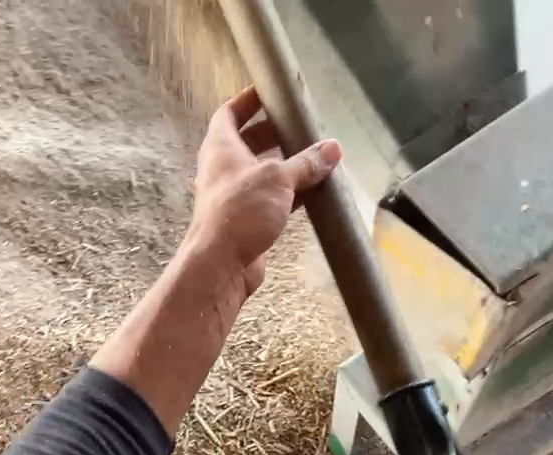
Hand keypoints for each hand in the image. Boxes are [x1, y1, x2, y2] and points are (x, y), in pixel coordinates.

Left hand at [182, 86, 341, 297]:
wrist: (221, 265)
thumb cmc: (240, 212)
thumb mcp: (278, 178)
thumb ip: (306, 163)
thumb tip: (332, 149)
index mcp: (220, 147)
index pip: (229, 112)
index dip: (248, 99)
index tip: (270, 91)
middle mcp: (223, 170)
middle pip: (248, 143)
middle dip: (273, 134)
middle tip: (299, 127)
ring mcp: (232, 199)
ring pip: (261, 175)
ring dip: (284, 167)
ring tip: (313, 159)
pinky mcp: (244, 224)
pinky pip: (268, 202)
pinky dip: (288, 195)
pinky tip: (311, 194)